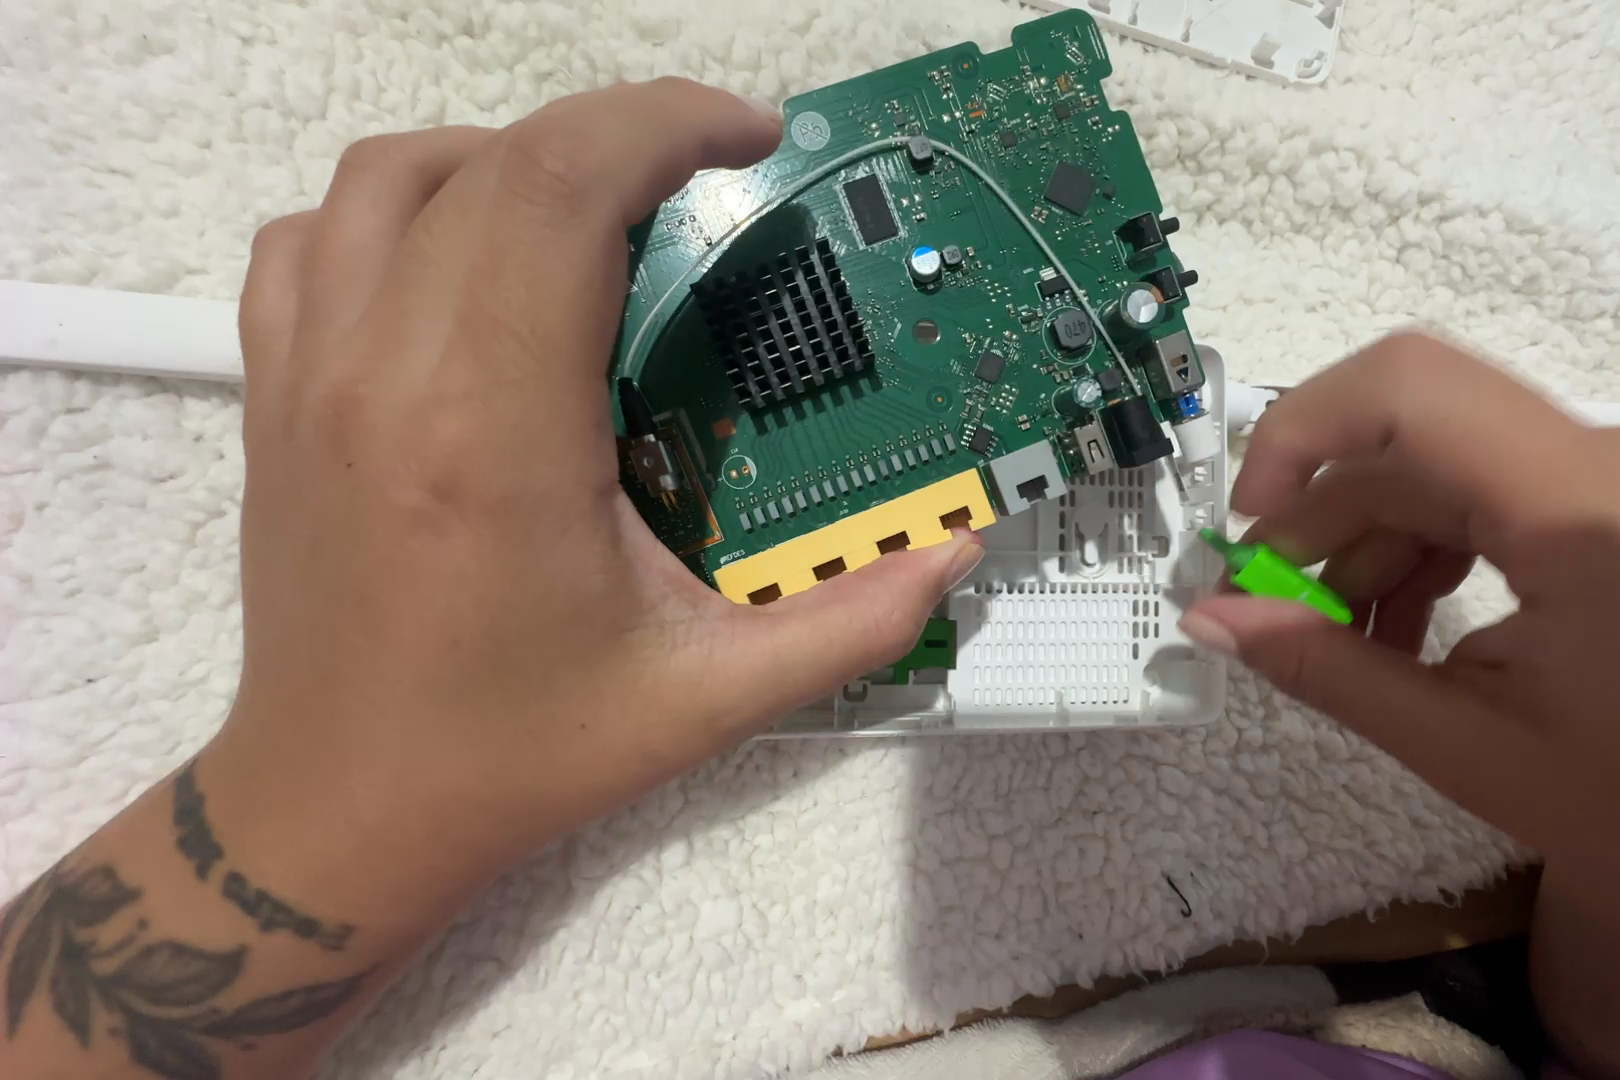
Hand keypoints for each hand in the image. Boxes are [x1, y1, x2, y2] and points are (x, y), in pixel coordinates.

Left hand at [211, 80, 981, 904]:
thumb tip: (956, 554)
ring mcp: (310, 380)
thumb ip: (853, 626)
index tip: (751, 138)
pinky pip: (321, 239)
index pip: (560, 194)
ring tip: (610, 210)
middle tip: (716, 174)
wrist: (347, 809)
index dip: (663, 127)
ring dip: (514, 160)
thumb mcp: (716, 699)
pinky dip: (411, 208)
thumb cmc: (529, 752)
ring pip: (389, 179)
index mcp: (498, 437)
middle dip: (619, 132)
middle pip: (492, 164)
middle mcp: (386, 380)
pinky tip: (484, 266)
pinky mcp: (280, 400)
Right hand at [1180, 333, 1619, 1077]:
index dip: (1296, 434)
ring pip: (1455, 476)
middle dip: (1324, 529)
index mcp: (1607, 512)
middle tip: (1273, 612)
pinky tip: (1418, 631)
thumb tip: (1203, 619)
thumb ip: (1321, 668)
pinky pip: (1507, 496)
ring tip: (1352, 645)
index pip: (1411, 390)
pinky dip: (1438, 554)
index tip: (1248, 522)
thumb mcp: (1470, 751)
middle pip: (1419, 452)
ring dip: (1377, 553)